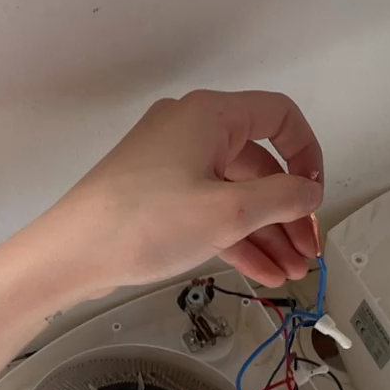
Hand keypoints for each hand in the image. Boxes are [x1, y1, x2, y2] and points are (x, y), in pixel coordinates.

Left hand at [29, 90, 324, 293]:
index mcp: (209, 116)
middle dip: (287, 213)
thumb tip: (310, 192)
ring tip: (288, 273)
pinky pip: (208, 211)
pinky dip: (234, 238)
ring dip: (265, 233)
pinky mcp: (156, 197)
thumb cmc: (144, 223)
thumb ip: (282, 198)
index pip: (279, 118)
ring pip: (233, 195)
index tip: (316, 194)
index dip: (308, 154)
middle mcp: (190, 132)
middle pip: (258, 166)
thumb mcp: (229, 211)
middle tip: (306, 253)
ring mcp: (170, 165)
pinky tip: (259, 272)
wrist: (72, 255)